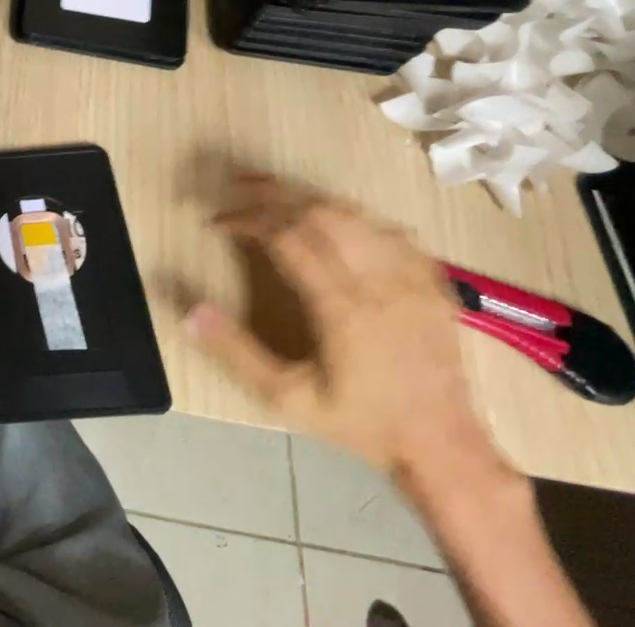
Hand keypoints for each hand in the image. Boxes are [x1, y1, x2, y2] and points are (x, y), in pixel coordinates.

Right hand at [186, 173, 498, 479]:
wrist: (445, 448)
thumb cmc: (360, 424)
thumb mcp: (286, 399)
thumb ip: (236, 351)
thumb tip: (189, 312)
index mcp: (342, 309)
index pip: (287, 237)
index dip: (247, 219)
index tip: (217, 221)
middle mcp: (380, 284)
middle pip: (323, 214)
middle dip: (273, 193)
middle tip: (235, 186)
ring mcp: (413, 282)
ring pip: (358, 216)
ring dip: (310, 197)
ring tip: (276, 194)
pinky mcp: (434, 286)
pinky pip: (394, 232)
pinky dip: (356, 216)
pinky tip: (337, 219)